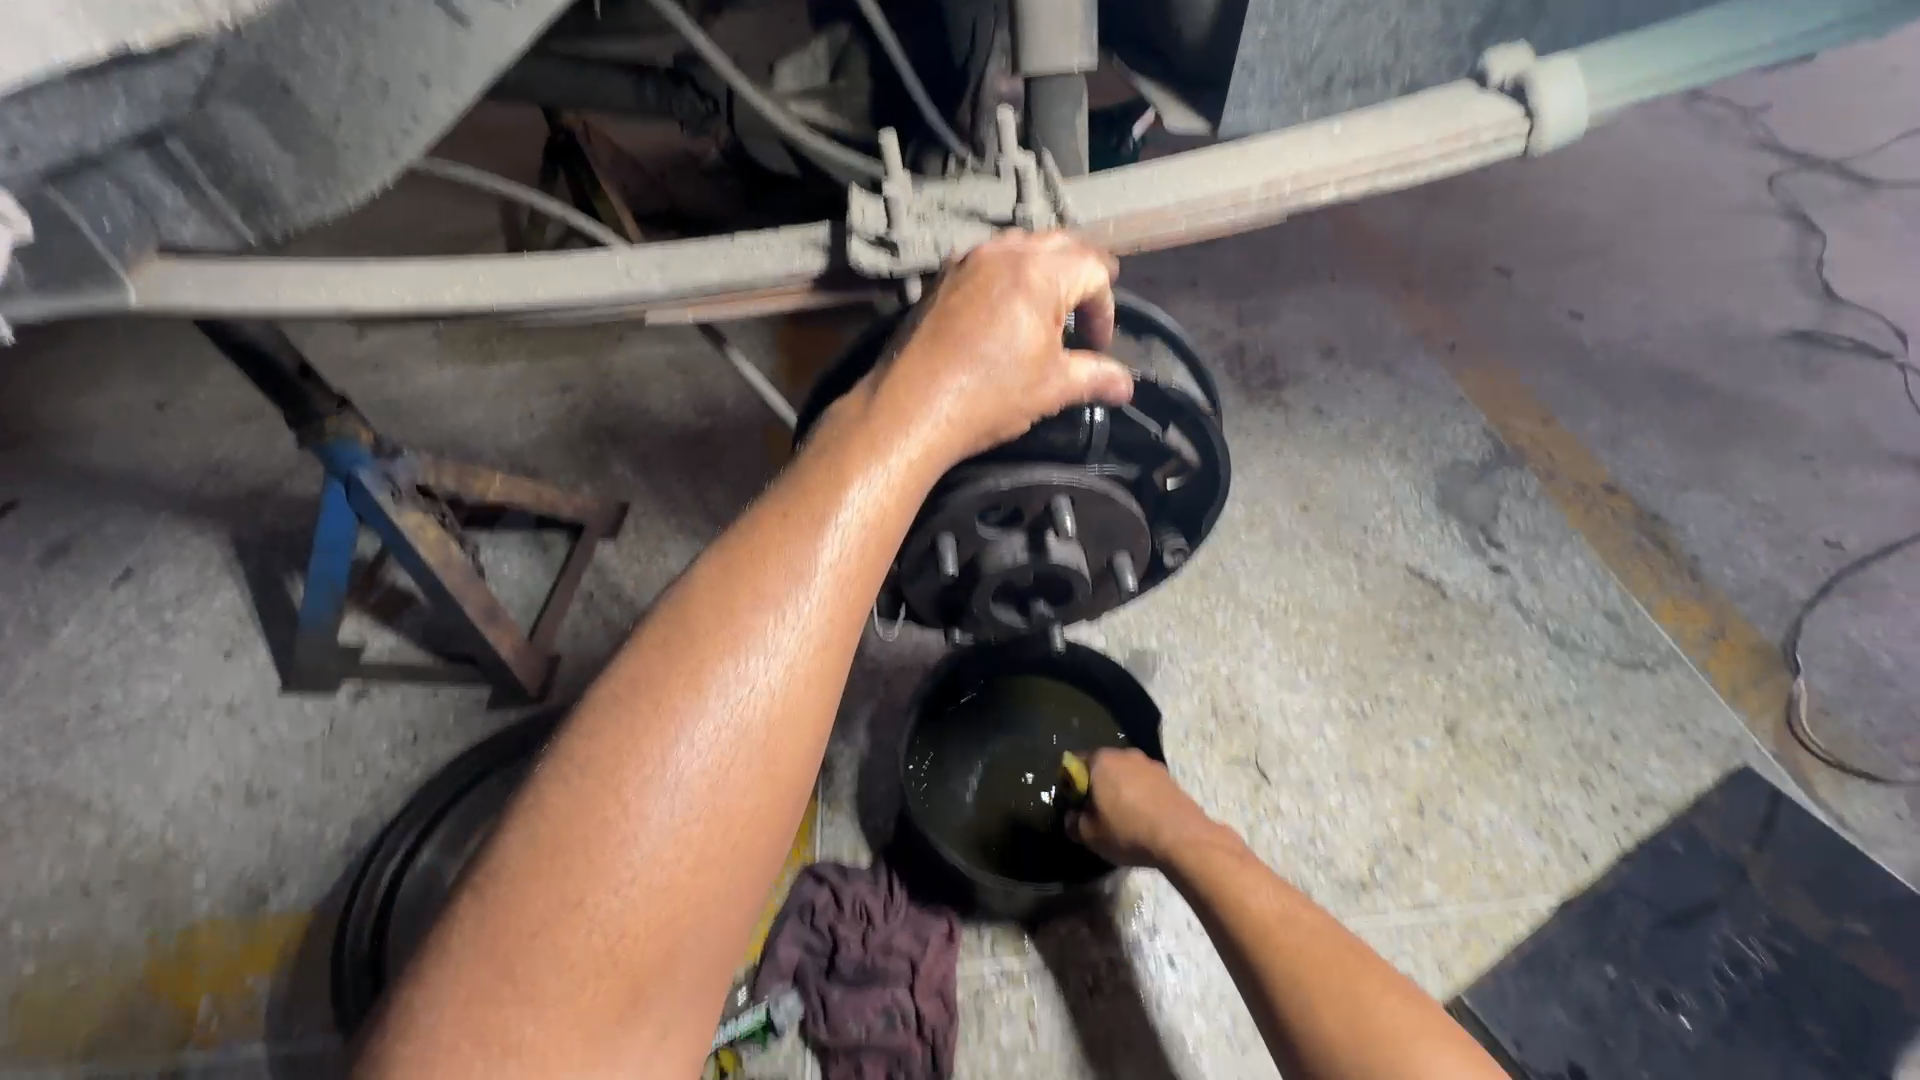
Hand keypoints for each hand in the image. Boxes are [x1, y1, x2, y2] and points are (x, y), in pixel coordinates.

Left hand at [864, 231, 1133, 463]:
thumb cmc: (988, 396)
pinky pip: (986, 263)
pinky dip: (1007, 278)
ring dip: (1043, 273)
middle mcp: (1004, 252)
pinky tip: (1004, 315)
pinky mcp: (941, 278)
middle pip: (1060, 246)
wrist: (912, 408)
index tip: (1097, 347)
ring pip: (1021, 248)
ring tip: (1046, 313)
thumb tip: (1126, 385)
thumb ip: (1096, 377)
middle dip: (1081, 279)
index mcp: (1040, 272)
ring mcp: (967, 261)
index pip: (1095, 270)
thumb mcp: (1054, 388)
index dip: (1106, 309)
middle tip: (1085, 314)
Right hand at [1066, 748, 1219, 868]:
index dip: (1070, 785)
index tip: (1075, 806)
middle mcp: (1125, 754)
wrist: (1182, 838)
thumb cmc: (1128, 831)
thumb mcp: (1090, 835)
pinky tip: (1144, 818)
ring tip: (1123, 817)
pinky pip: (1145, 783)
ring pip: (1125, 774)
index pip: (1074, 764)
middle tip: (1097, 812)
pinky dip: (1140, 795)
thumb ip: (1073, 823)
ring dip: (1120, 790)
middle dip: (1097, 785)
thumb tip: (1072, 817)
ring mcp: (1150, 763)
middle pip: (1102, 767)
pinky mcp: (1169, 777)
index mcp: (1100, 760)